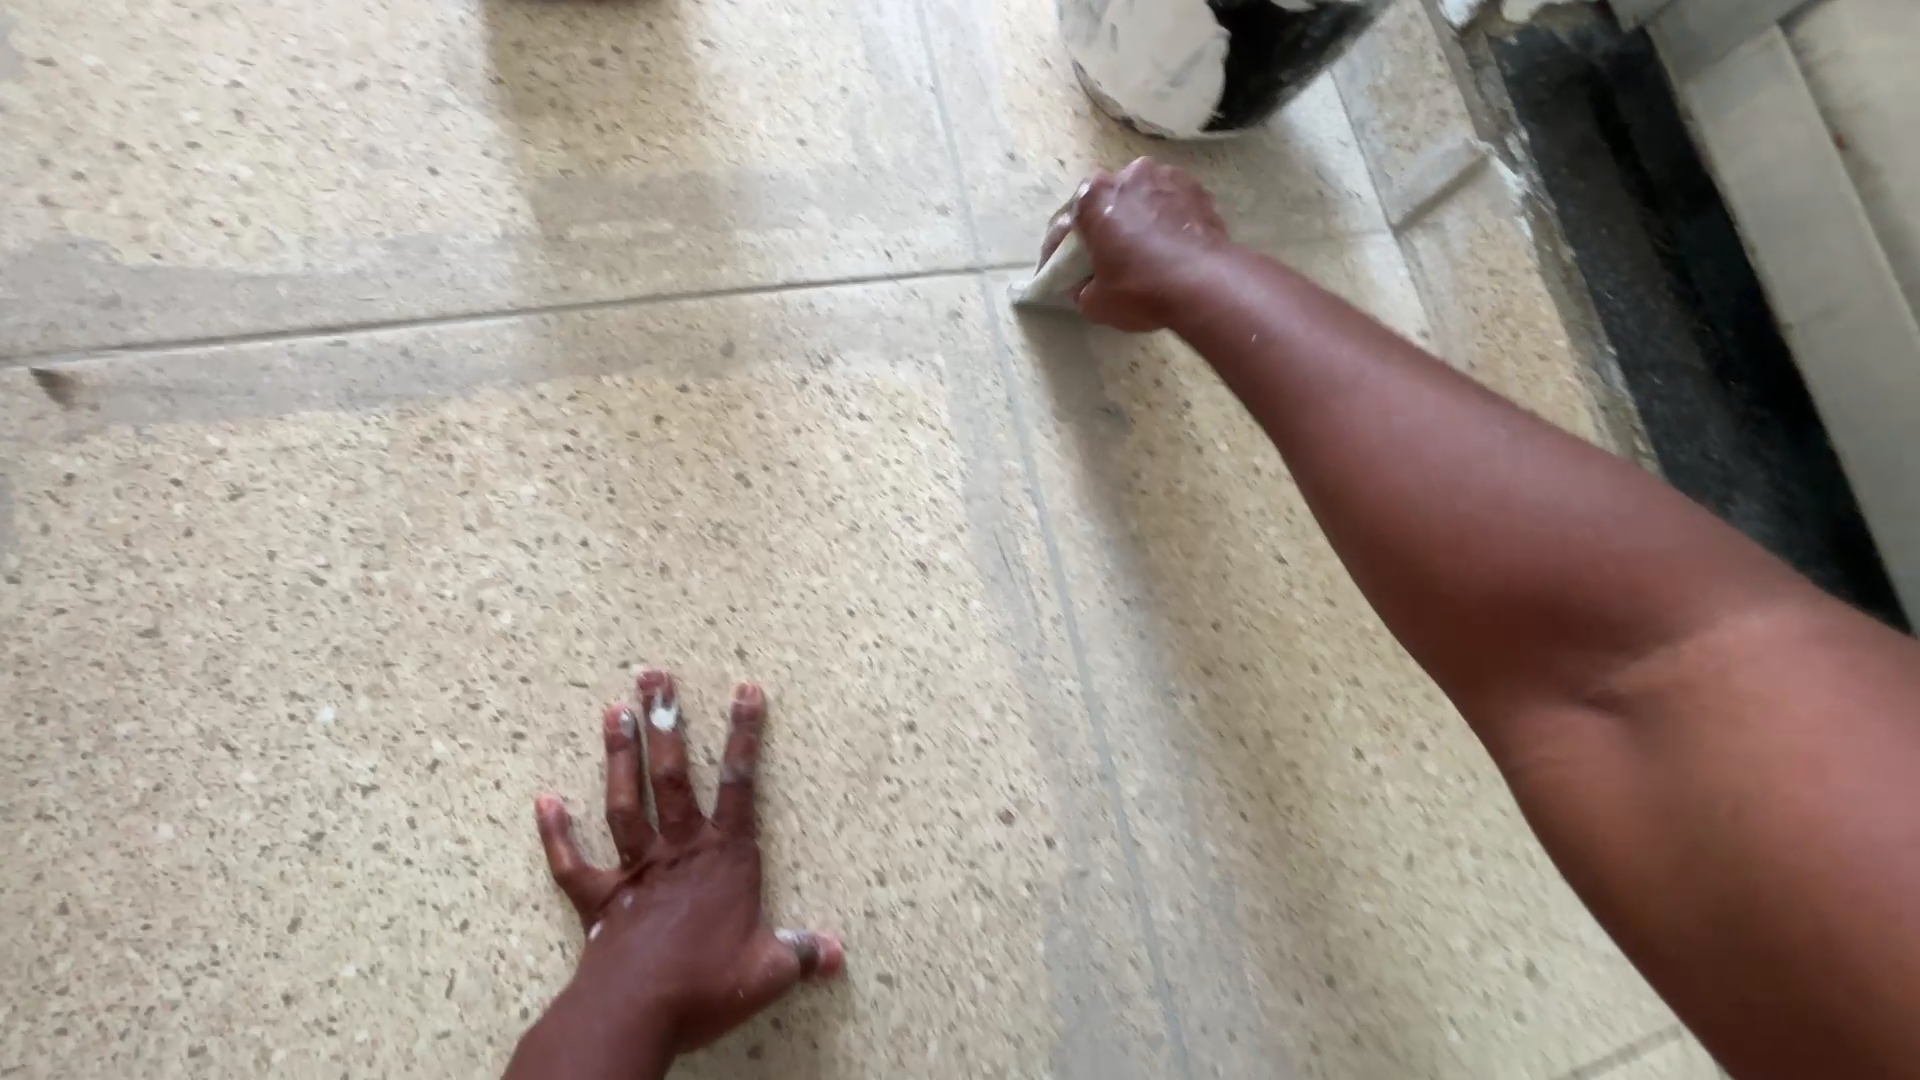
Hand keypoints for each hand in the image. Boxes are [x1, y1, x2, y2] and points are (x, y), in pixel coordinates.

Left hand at [509, 671, 842, 1077]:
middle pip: (673, 776)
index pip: (742, 783)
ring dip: (619, 756)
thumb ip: (802, 954)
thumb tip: (839, 955)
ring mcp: (636, 870)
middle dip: (666, 724)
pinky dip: (557, 834)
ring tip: (613, 709)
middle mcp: (679, 850)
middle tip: (654, 677)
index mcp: (724, 857)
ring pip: (625, 802)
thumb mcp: (767, 972)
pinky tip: (544, 800)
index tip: (746, 690)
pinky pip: (572, 863)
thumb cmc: (704, 987)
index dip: (745, 735)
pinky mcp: (600, 899)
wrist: (631, 1017)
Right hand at [1040, 157, 1232, 331]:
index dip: (1060, 248)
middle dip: (1104, 224)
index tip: (1060, 268)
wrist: (1205, 284)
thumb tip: (1086, 285)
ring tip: (1142, 248)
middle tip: (1105, 254)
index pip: (1068, 221)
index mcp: (1093, 196)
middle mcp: (1129, 175)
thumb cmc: (1139, 289)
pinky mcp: (1198, 190)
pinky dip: (1167, 220)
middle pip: (1108, 201)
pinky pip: (1172, 205)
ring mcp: (1167, 177)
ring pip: (1143, 198)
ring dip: (1138, 217)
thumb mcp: (1095, 303)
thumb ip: (1082, 288)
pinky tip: (1170, 245)